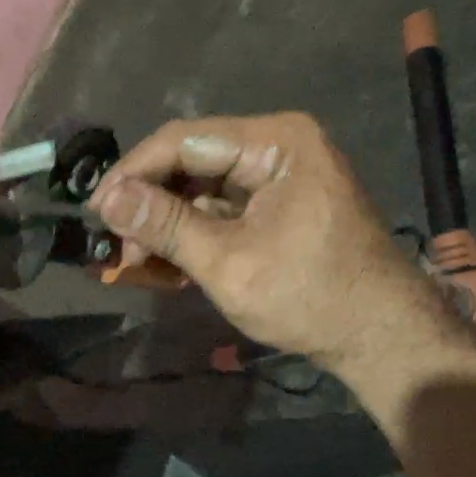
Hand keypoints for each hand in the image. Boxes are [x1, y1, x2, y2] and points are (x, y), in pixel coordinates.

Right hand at [86, 114, 451, 372]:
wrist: (380, 336)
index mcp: (276, 142)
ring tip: (136, 262)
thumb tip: (106, 199)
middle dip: (151, 204)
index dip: (133, 173)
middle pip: (193, 162)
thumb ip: (166, 227)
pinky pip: (226, 209)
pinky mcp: (283, 206)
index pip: (184, 140)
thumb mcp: (229, 264)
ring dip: (169, 224)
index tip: (95, 211)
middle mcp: (280, 146)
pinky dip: (196, 235)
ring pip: (205, 189)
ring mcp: (284, 177)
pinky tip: (168, 264)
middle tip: (117, 248)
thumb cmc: (309, 297)